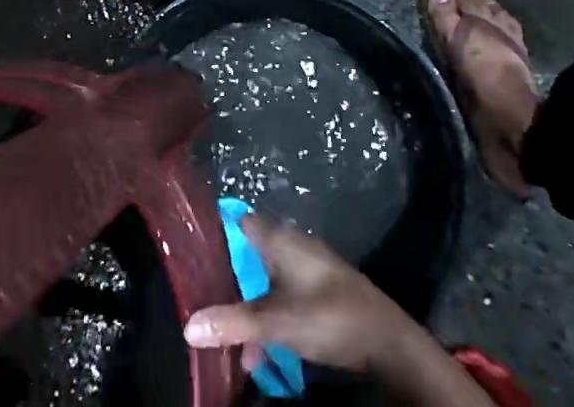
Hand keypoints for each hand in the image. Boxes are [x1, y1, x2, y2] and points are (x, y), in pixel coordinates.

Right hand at [184, 214, 418, 375]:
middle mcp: (293, 247)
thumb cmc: (329, 315)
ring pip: (264, 283)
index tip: (192, 249)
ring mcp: (307, 270)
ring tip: (231, 345)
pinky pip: (281, 300)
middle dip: (227, 282)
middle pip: (249, 255)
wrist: (385, 341)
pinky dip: (267, 321)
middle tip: (203, 304)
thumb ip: (234, 322)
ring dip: (247, 311)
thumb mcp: (278, 321)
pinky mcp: (317, 294)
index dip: (217, 230)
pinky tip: (259, 352)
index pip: (242, 222)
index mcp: (282, 240)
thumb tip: (188, 325)